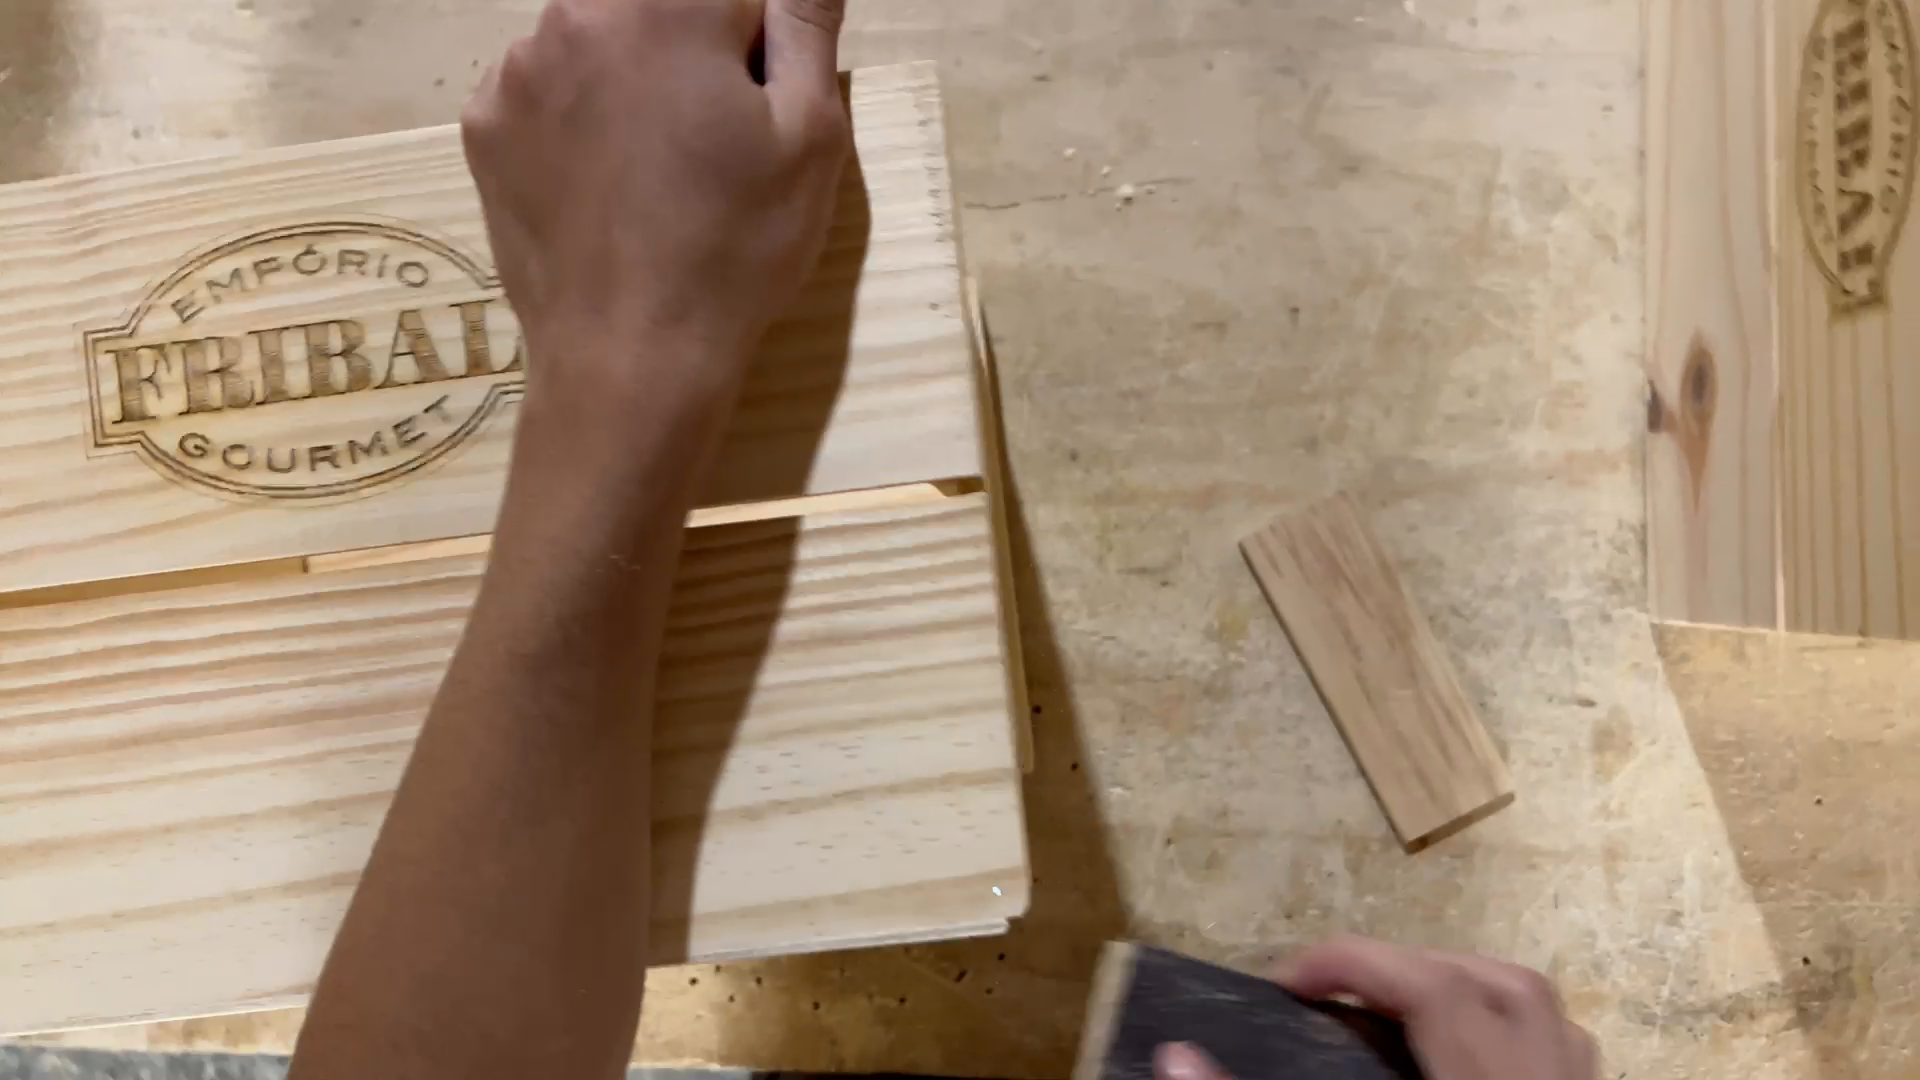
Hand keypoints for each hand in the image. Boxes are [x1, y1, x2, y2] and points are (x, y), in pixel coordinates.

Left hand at [462, 0, 850, 423]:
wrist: (635, 356)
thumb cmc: (738, 250)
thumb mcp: (809, 141)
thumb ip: (806, 28)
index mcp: (666, 6)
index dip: (758, 50)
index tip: (760, 112)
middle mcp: (576, 10)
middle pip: (656, 12)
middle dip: (694, 61)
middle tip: (713, 150)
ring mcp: (515, 70)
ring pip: (597, 49)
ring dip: (635, 87)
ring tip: (659, 182)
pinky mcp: (484, 129)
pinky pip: (545, 99)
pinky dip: (580, 127)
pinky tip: (609, 196)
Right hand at [1153, 937, 1596, 1079]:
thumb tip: (1174, 1058)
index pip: (1435, 992)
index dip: (1354, 962)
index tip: (1288, 985)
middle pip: (1501, 990)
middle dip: (1409, 968)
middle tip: (1340, 997)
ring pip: (1551, 1023)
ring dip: (1468, 993)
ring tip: (1396, 1017)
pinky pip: (1567, 1067)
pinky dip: (1506, 1042)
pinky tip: (1452, 1071)